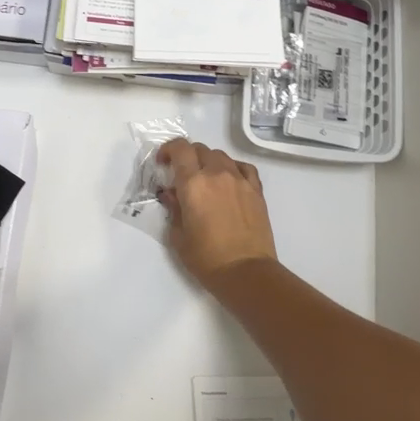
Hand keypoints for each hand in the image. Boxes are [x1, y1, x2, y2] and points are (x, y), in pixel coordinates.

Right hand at [156, 138, 276, 289]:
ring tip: (206, 180)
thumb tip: (172, 195)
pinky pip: (244, 168)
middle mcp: (217, 174)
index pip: (180, 149)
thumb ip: (174, 209)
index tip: (163, 163)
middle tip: (182, 175)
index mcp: (194, 183)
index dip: (168, 149)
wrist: (246, 272)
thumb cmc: (207, 258)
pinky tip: (230, 181)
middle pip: (200, 149)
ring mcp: (240, 180)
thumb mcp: (178, 236)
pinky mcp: (256, 191)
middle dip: (187, 157)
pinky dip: (233, 168)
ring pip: (221, 156)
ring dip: (209, 163)